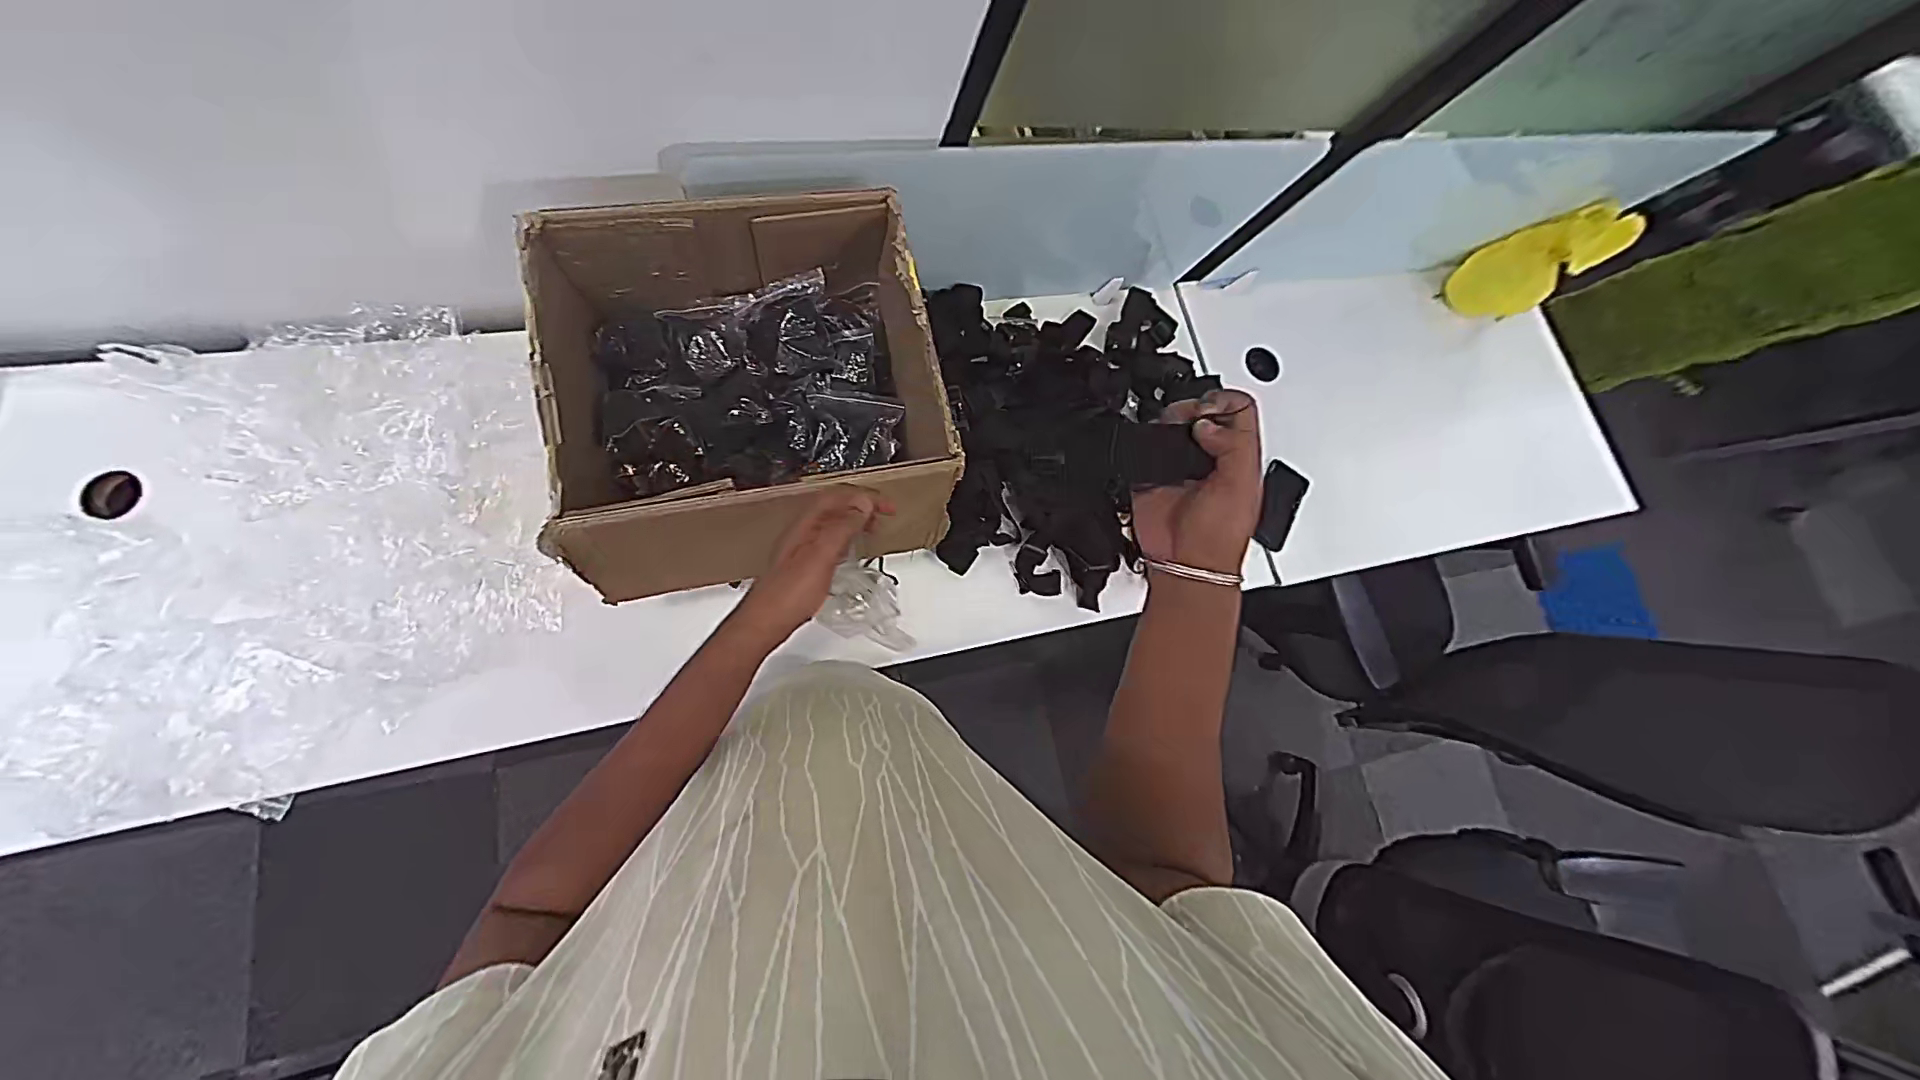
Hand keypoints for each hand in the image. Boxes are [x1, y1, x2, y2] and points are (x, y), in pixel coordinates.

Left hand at [729, 486, 893, 647]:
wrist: (766, 621)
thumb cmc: (788, 594)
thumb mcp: (822, 556)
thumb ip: (842, 528)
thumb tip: (861, 506)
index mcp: (806, 525)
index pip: (838, 497)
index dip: (865, 497)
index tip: (886, 506)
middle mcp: (802, 533)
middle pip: (835, 506)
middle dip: (861, 505)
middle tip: (883, 514)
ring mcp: (802, 548)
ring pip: (833, 523)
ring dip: (855, 521)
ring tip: (872, 527)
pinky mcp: (804, 564)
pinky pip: (830, 540)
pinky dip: (847, 538)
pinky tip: (851, 550)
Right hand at [1131, 389, 1261, 575]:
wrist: (1184, 562)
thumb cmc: (1218, 536)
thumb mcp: (1242, 485)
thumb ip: (1234, 446)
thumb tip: (1208, 425)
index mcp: (1238, 455)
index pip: (1238, 409)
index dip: (1224, 400)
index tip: (1209, 411)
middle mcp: (1210, 457)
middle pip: (1203, 411)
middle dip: (1194, 407)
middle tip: (1188, 420)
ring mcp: (1179, 467)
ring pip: (1173, 425)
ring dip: (1169, 421)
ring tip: (1169, 433)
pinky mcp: (1152, 477)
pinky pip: (1144, 449)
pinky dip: (1144, 441)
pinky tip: (1151, 447)